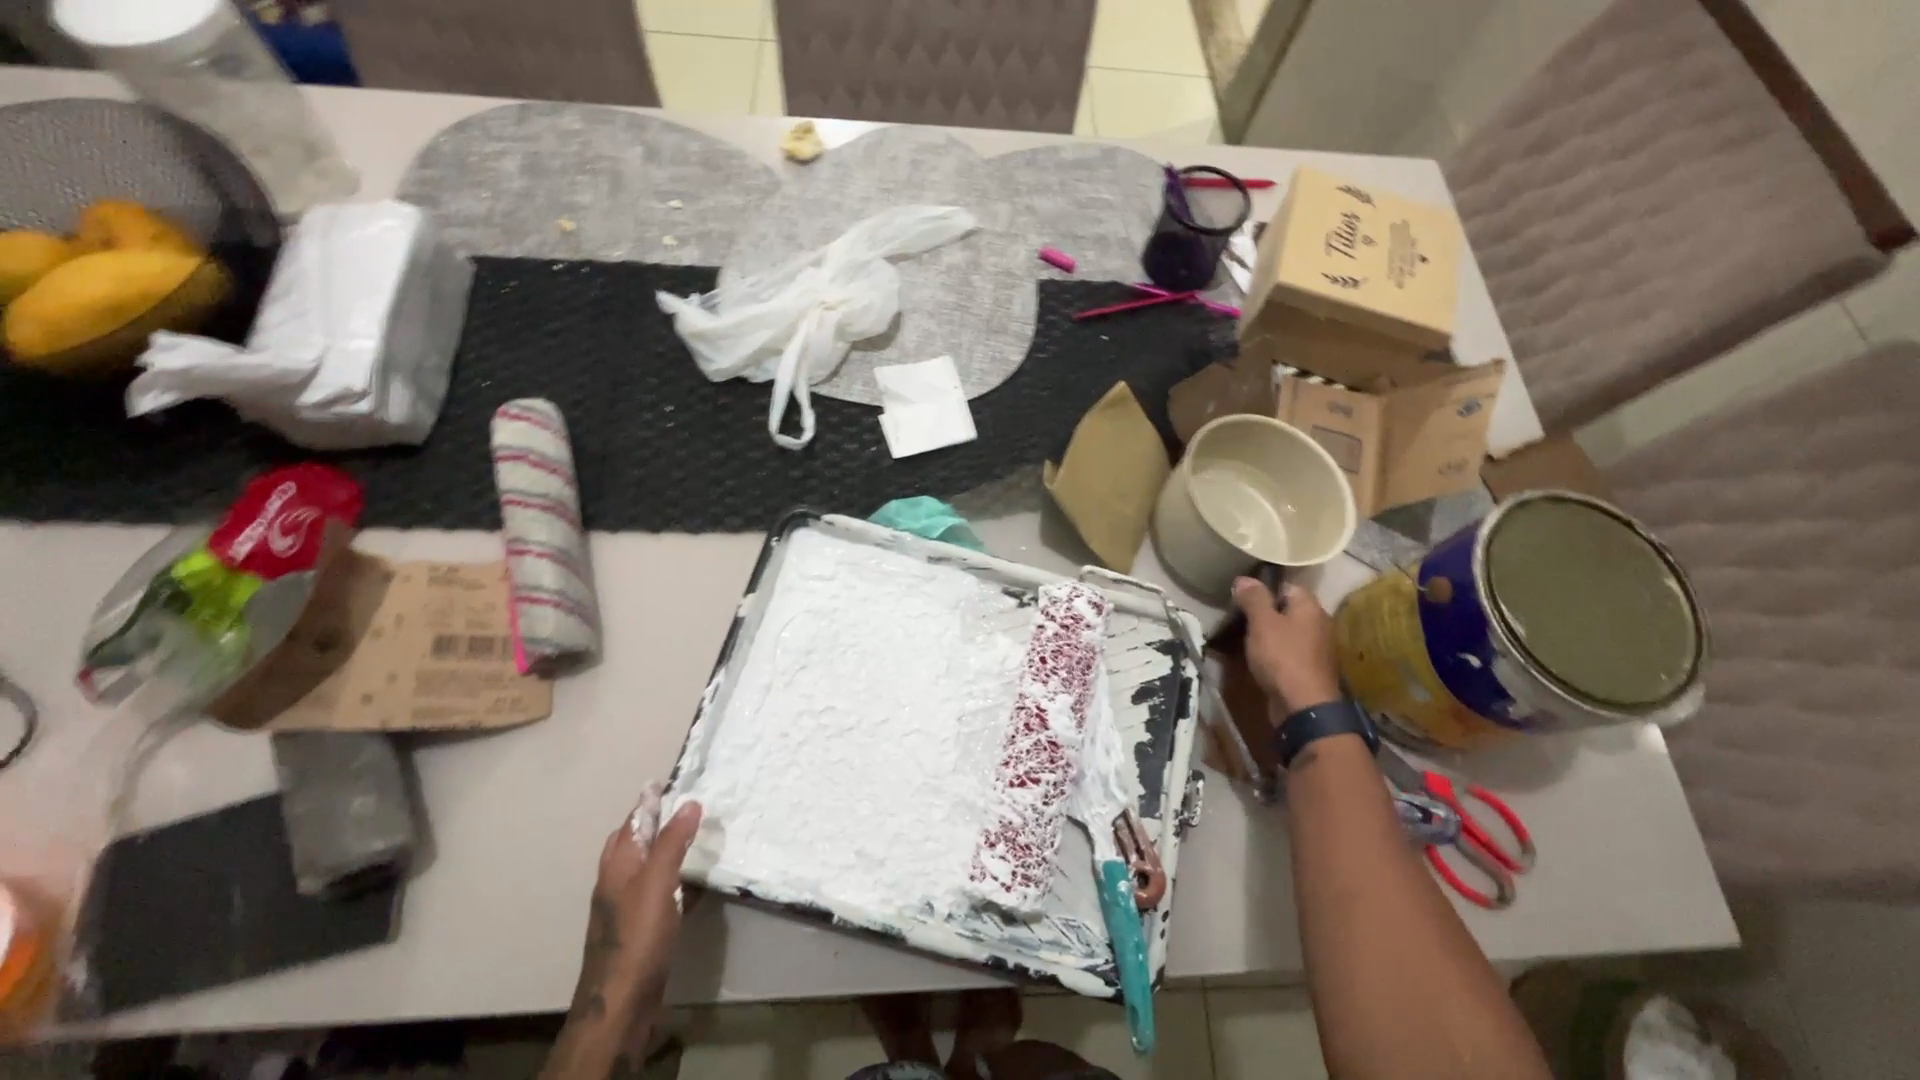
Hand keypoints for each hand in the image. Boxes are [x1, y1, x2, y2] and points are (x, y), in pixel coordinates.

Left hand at [545, 787, 701, 1079]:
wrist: (621, 1002)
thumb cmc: (637, 937)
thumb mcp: (656, 883)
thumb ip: (671, 843)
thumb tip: (689, 803)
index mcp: (617, 865)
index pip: (633, 821)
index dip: (650, 800)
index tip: (669, 780)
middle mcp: (618, 882)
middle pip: (636, 842)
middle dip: (657, 822)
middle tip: (686, 806)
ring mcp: (628, 908)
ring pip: (650, 868)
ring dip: (670, 850)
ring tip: (697, 837)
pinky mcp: (643, 930)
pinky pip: (663, 893)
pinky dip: (679, 881)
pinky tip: (698, 884)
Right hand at [1231, 576, 1340, 715]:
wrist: (1303, 706)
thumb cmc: (1282, 658)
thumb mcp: (1262, 623)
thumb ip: (1253, 598)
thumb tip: (1244, 578)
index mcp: (1309, 606)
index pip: (1285, 585)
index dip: (1263, 589)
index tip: (1242, 599)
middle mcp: (1318, 622)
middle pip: (1287, 609)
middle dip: (1265, 612)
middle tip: (1240, 618)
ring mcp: (1317, 647)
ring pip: (1288, 631)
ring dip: (1270, 634)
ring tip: (1246, 639)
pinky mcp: (1310, 668)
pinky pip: (1290, 651)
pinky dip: (1276, 652)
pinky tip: (1261, 659)